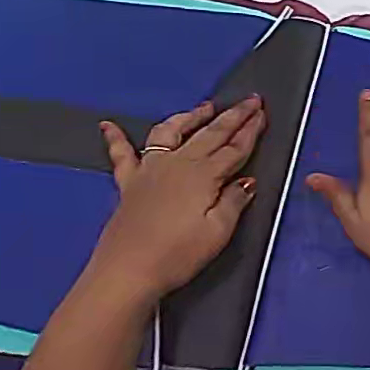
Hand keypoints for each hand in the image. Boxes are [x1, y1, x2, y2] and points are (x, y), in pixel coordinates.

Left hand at [88, 96, 265, 298]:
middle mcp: (178, 163)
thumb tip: (247, 180)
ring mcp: (150, 170)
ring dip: (190, 117)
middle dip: (233, 116)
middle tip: (249, 99)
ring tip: (205, 106)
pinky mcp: (129, 183)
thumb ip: (233, 201)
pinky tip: (107, 125)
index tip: (262, 112)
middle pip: (210, 134)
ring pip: (171, 132)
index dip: (250, 130)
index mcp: (203, 175)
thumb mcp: (218, 232)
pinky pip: (122, 155)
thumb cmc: (179, 254)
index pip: (234, 148)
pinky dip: (115, 138)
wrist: (128, 270)